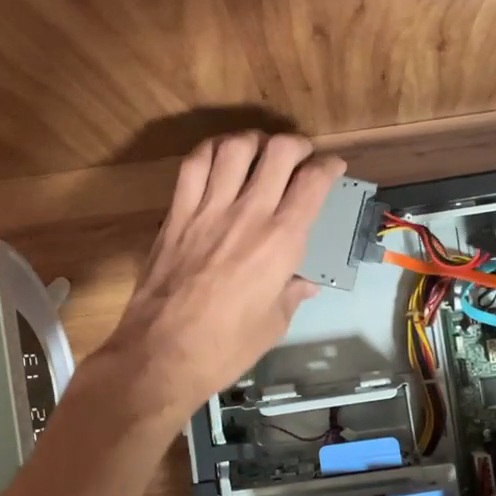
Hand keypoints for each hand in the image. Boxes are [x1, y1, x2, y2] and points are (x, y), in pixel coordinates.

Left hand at [99, 132, 344, 422]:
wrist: (162, 355)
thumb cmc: (225, 348)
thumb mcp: (273, 326)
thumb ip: (290, 295)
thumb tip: (304, 285)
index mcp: (281, 242)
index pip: (312, 183)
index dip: (328, 166)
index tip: (333, 167)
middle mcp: (248, 215)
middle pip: (278, 153)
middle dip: (296, 145)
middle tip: (299, 155)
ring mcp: (208, 210)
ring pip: (234, 148)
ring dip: (253, 141)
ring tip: (259, 150)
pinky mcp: (176, 215)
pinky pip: (193, 166)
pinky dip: (210, 152)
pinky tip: (218, 157)